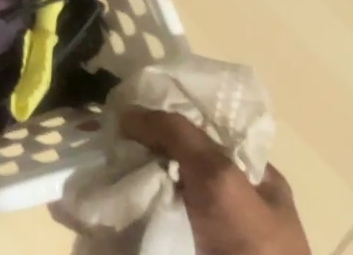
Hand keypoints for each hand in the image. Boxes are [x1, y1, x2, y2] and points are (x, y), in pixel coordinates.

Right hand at [121, 107, 310, 254]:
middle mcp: (232, 198)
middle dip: (142, 148)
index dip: (166, 117)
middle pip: (177, 158)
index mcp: (256, 177)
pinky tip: (106, 194)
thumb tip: (127, 113)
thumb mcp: (219, 177)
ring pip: (159, 188)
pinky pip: (150, 216)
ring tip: (96, 163)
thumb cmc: (249, 244)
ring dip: (130, 177)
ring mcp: (207, 227)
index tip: (128, 111)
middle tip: (105, 137)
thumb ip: (177, 134)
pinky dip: (128, 206)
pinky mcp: (182, 246)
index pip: (204, 131)